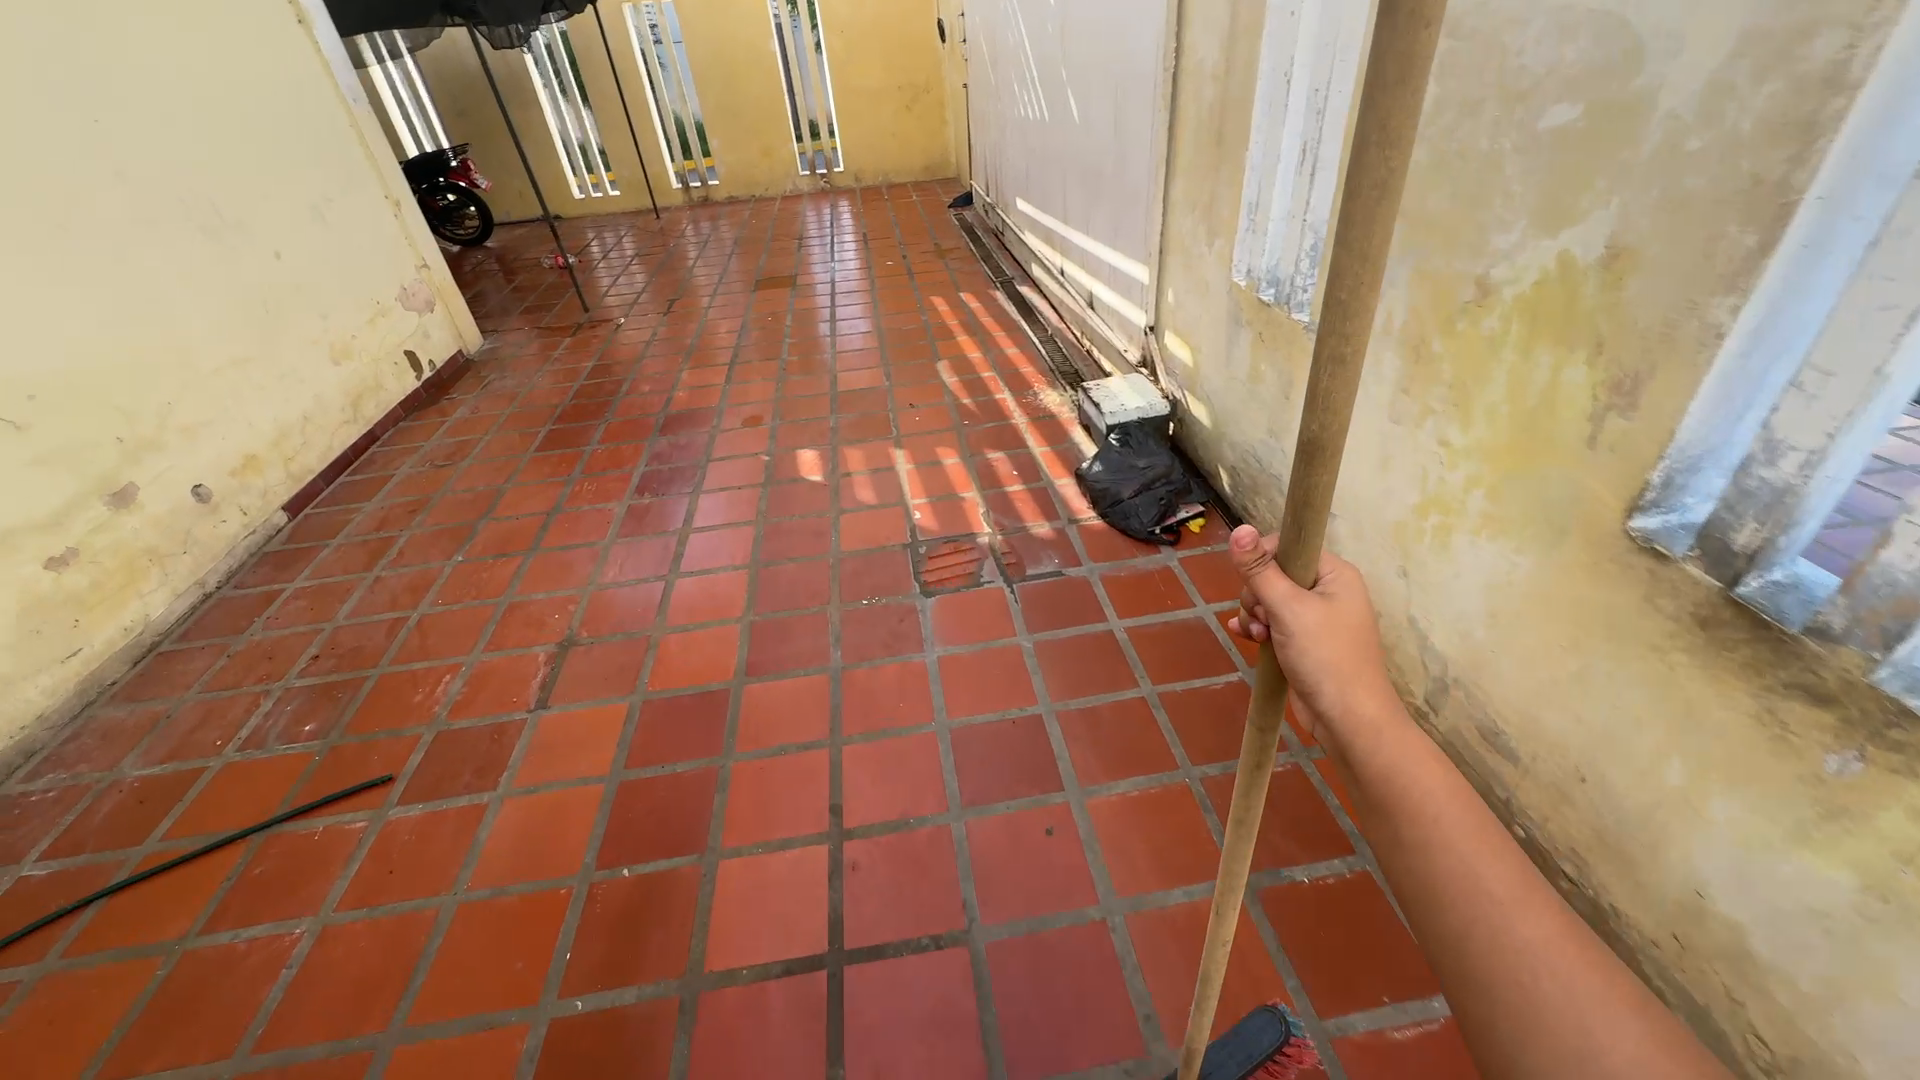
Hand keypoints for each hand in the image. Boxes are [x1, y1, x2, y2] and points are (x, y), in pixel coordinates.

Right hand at [1225, 525, 1399, 746]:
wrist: (1348, 719)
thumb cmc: (1325, 657)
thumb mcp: (1288, 608)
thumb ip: (1260, 570)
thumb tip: (1239, 529)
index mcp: (1334, 573)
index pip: (1287, 547)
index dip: (1263, 561)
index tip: (1255, 584)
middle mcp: (1327, 590)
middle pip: (1273, 574)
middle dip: (1257, 596)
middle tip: (1264, 619)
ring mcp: (1315, 618)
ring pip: (1268, 601)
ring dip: (1255, 616)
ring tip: (1259, 637)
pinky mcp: (1303, 641)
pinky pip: (1271, 624)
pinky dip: (1257, 629)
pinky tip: (1244, 638)